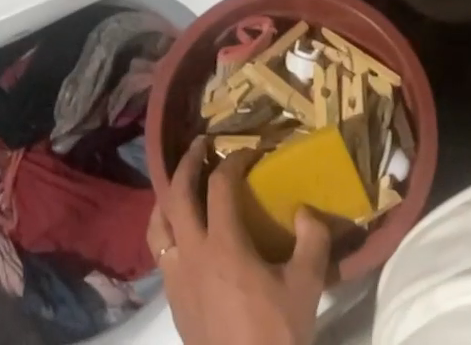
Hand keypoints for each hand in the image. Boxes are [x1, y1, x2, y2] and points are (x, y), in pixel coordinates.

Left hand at [148, 135, 332, 344]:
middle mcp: (192, 253)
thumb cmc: (276, 333)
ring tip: (179, 183)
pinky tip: (180, 231)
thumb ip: (312, 240)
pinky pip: (159, 250)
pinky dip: (165, 228)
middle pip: (178, 194)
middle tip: (200, 144)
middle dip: (187, 163)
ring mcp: (176, 276)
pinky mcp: (171, 298)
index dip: (234, 160)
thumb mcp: (306, 285)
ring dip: (167, 195)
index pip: (221, 186)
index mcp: (224, 245)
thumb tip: (305, 210)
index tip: (249, 151)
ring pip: (158, 223)